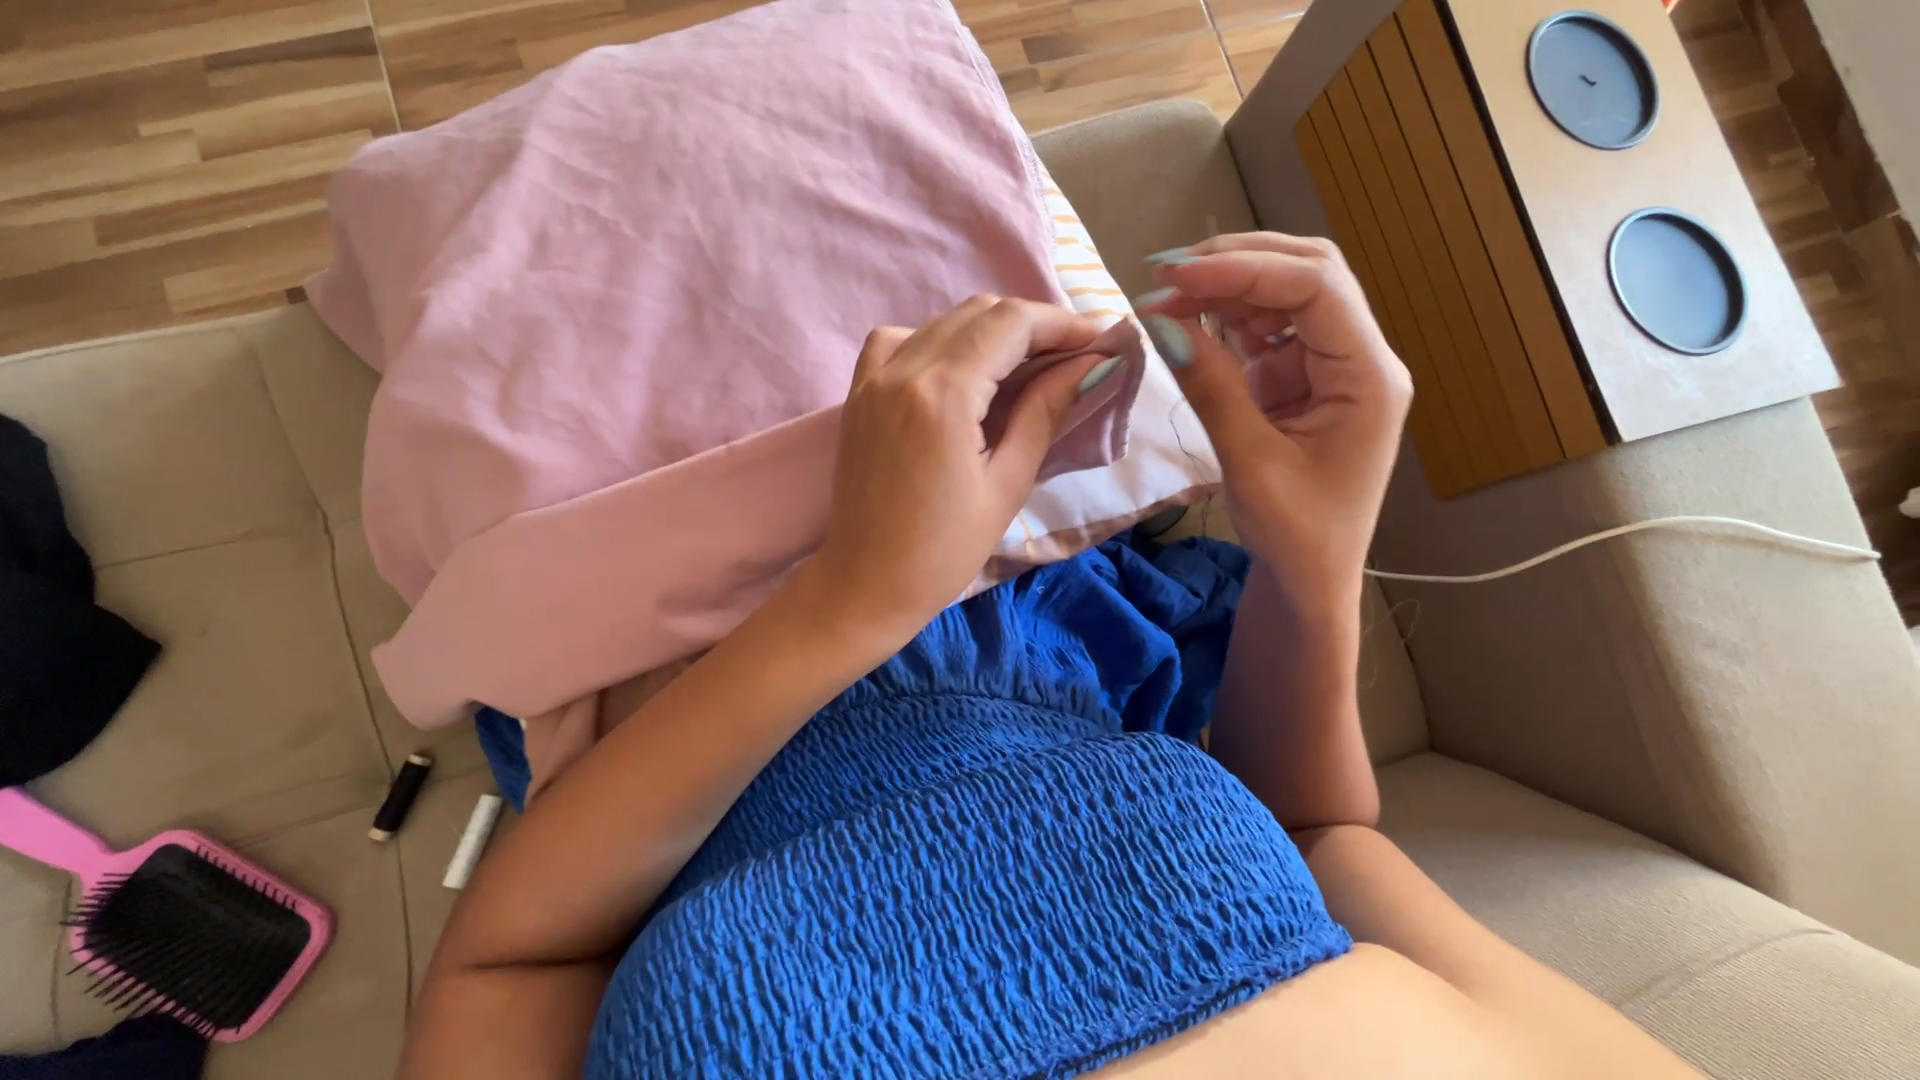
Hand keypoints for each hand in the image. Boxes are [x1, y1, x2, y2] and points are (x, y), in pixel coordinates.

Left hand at [811, 295, 1114, 641]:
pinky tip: (957, 372)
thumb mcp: (1007, 485)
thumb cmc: (944, 551)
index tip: (1097, 342)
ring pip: (943, 322)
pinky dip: (937, 340)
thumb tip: (1089, 365)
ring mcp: (872, 377)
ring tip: (1024, 366)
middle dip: (1032, 326)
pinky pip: (899, 340)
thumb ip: (1045, 413)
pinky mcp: (857, 393)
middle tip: (1070, 358)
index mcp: (942, 394)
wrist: (865, 585)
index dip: (1062, 324)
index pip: (1011, 323)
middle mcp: (902, 369)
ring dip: (989, 331)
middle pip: (979, 313)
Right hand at [1135, 233, 1412, 612]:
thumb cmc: (1295, 535)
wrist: (1311, 578)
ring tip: (1169, 301)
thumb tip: (1163, 322)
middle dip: (1238, 263)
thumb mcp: (1250, 463)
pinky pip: (1270, 329)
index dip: (1244, 270)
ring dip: (1228, 288)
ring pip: (1288, 294)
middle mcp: (1361, 358)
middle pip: (1310, 273)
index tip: (1177, 277)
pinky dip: (1229, 319)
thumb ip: (1212, 387)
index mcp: (1369, 377)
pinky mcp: (1307, 379)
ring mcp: (1334, 366)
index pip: (1315, 288)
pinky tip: (1194, 325)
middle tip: (1169, 274)